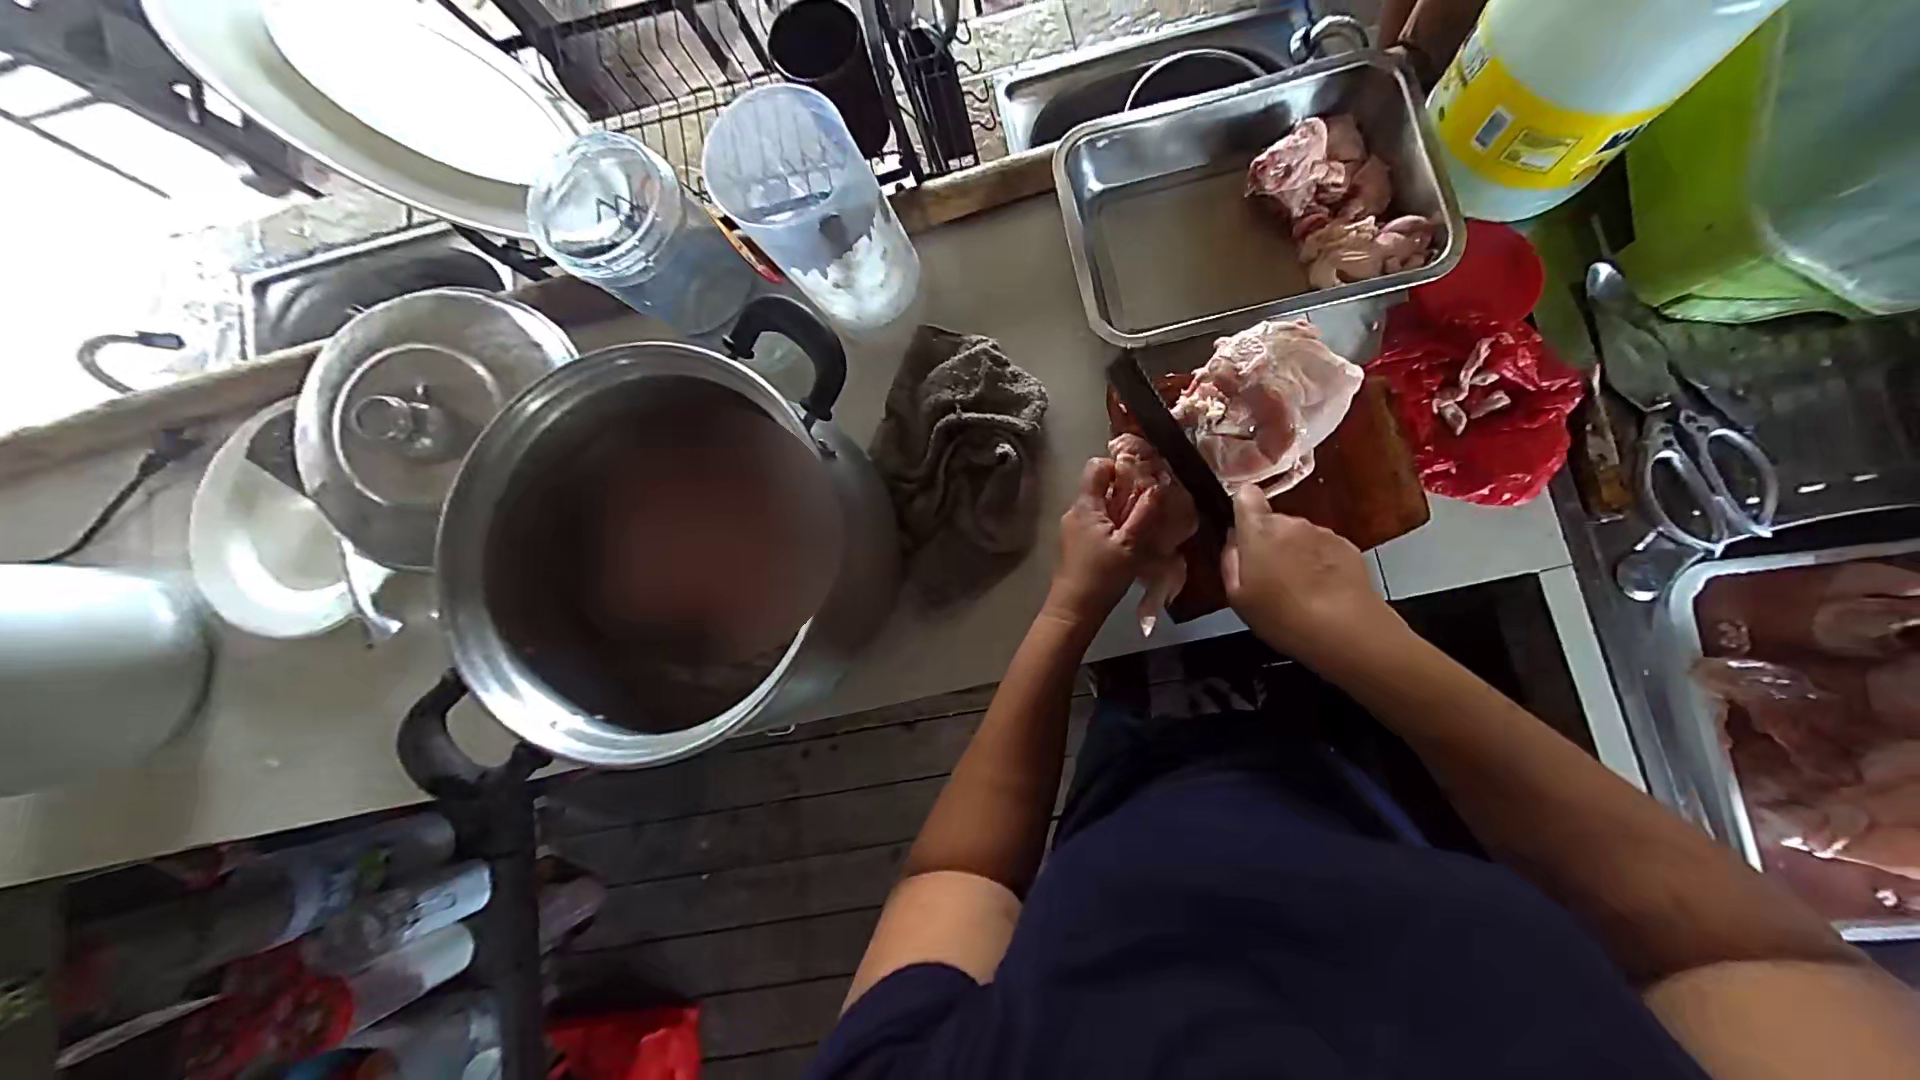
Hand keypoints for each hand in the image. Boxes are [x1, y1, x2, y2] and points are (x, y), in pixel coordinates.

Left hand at [1044, 458, 1173, 625]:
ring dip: (1121, 510)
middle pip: (1100, 487)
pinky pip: (1096, 524)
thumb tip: (1160, 487)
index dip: (1118, 466)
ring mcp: (1073, 529)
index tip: (1141, 479)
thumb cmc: (1102, 576)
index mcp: (1085, 506)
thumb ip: (1145, 514)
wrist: (1074, 610)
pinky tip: (1129, 542)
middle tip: (1149, 502)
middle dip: (1125, 490)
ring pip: (1099, 507)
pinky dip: (1113, 526)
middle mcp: (1074, 512)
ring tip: (1143, 523)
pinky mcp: (1075, 545)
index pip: (1096, 466)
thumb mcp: (1130, 545)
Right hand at [1221, 484, 1402, 664]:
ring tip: (1295, 588)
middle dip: (1267, 541)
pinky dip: (1318, 562)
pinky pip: (1322, 548)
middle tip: (1267, 576)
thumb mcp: (1236, 596)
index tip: (1241, 530)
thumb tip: (1234, 541)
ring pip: (1298, 535)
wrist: (1346, 630)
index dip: (1241, 507)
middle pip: (1272, 521)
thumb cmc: (1282, 615)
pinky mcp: (1348, 546)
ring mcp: (1322, 533)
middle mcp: (1291, 523)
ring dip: (1293, 553)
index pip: (1245, 495)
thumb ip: (1230, 560)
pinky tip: (1319, 590)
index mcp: (1258, 530)